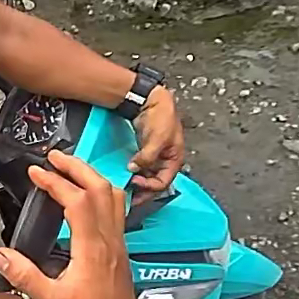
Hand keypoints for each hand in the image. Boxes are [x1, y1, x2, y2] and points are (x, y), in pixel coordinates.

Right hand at [0, 150, 149, 298]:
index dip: (56, 182)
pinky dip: (99, 189)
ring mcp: (117, 241)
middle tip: (53, 157)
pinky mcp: (119, 245)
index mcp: (92, 249)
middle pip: (100, 188)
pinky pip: (115, 206)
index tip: (37, 173)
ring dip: (90, 175)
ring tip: (69, 167)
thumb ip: (23, 275)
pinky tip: (86, 192)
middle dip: (76, 167)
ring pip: (112, 194)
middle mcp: (109, 239)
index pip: (78, 201)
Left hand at [128, 87, 184, 201]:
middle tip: (128, 198)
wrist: (151, 101)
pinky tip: (124, 177)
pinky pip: (140, 169)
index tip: (135, 184)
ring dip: (137, 183)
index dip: (149, 187)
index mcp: (174, 160)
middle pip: (154, 183)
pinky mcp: (145, 153)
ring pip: (147, 177)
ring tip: (124, 189)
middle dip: (142, 191)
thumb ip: (147, 156)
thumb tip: (134, 169)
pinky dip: (133, 174)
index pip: (163, 183)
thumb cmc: (161, 117)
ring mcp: (155, 158)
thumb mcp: (157, 138)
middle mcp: (165, 162)